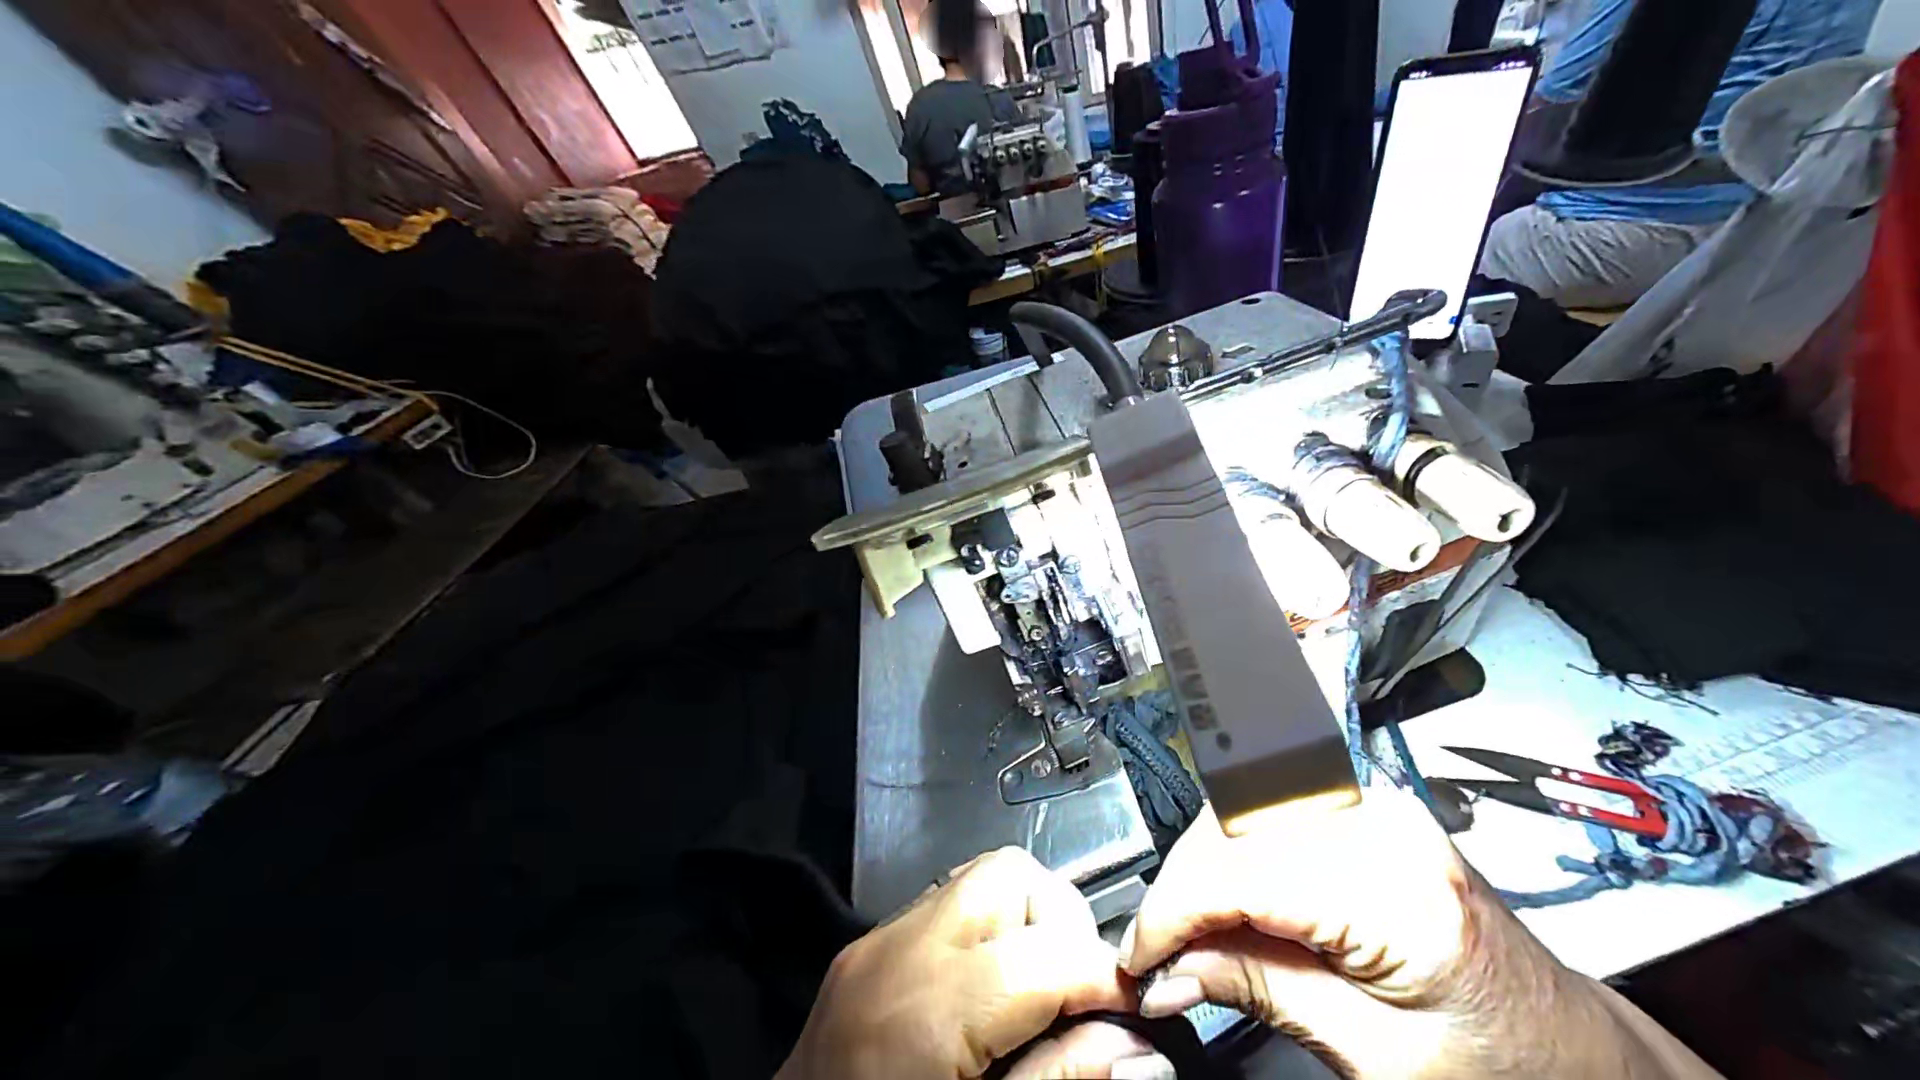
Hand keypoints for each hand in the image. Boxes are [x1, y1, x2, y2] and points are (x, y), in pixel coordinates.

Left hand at [777, 847, 1152, 1079]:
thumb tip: (1142, 1049)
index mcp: (924, 1012)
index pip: (1043, 955)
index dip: (1104, 978)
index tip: (1138, 1012)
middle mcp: (898, 949)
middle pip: (1010, 876)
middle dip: (1063, 924)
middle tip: (1077, 997)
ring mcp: (877, 937)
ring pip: (982, 877)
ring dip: (1028, 921)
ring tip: (1036, 994)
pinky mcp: (868, 943)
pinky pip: (949, 903)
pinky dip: (989, 931)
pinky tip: (989, 992)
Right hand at [1121, 794, 1718, 1078]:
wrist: (1583, 1058)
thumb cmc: (1511, 1076)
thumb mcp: (1378, 1062)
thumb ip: (1260, 992)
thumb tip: (1169, 969)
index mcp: (1401, 896)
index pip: (1240, 874)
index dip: (1171, 913)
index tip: (1137, 957)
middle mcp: (1388, 829)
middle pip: (1231, 831)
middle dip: (1180, 892)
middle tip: (1157, 954)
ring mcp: (1379, 809)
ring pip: (1239, 815)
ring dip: (1200, 873)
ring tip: (1188, 936)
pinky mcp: (1368, 811)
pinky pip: (1268, 820)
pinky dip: (1232, 860)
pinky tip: (1226, 905)